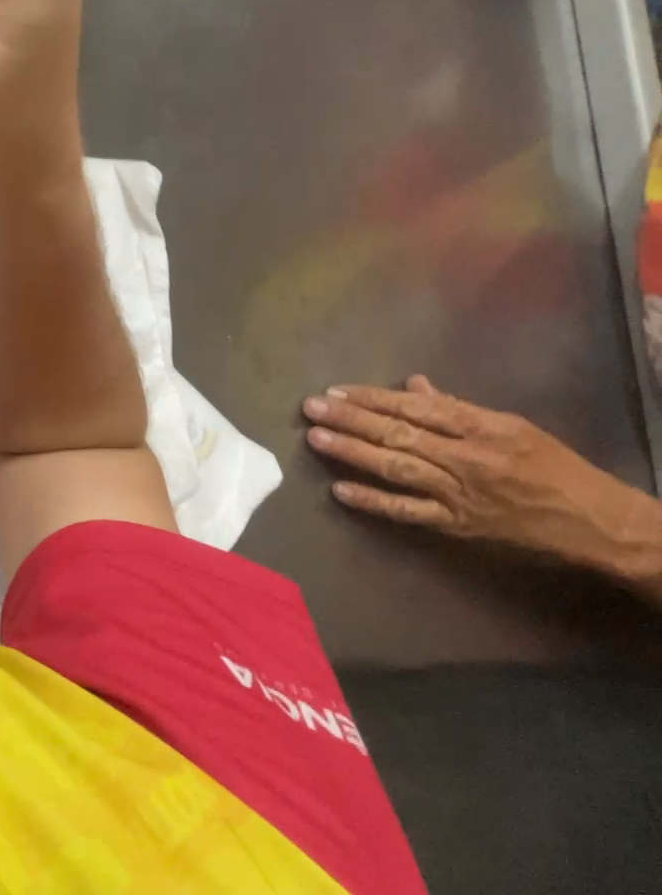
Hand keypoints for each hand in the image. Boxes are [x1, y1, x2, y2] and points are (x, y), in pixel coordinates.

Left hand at [301, 375, 661, 580]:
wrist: (599, 524)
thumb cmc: (553, 468)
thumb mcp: (512, 428)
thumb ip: (456, 408)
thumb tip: (412, 384)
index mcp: (486, 429)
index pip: (419, 408)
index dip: (374, 398)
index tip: (336, 391)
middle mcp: (470, 458)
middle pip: (401, 434)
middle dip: (353, 419)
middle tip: (312, 407)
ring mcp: (460, 493)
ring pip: (398, 467)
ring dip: (353, 452)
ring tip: (315, 437)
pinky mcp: (455, 523)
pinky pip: (407, 510)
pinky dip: (373, 501)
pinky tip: (338, 490)